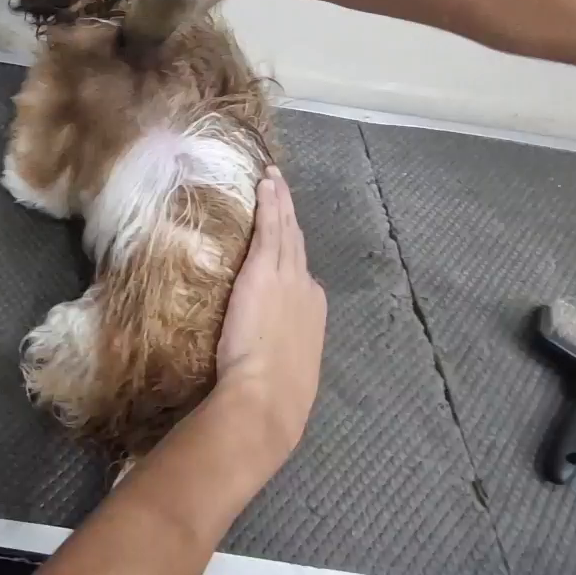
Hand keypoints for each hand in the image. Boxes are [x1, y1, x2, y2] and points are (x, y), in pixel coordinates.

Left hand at [213, 167, 324, 455]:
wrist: (268, 394)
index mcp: (312, 313)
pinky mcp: (264, 270)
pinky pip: (269, 228)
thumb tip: (264, 347)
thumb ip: (278, 347)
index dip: (293, 253)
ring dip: (280, 203)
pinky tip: (266, 185)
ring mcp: (287, 277)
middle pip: (296, 245)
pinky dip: (270, 204)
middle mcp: (305, 289)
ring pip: (285, 230)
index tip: (286, 236)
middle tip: (282, 189)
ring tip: (273, 180)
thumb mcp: (287, 366)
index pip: (300, 275)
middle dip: (290, 217)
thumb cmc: (272, 392)